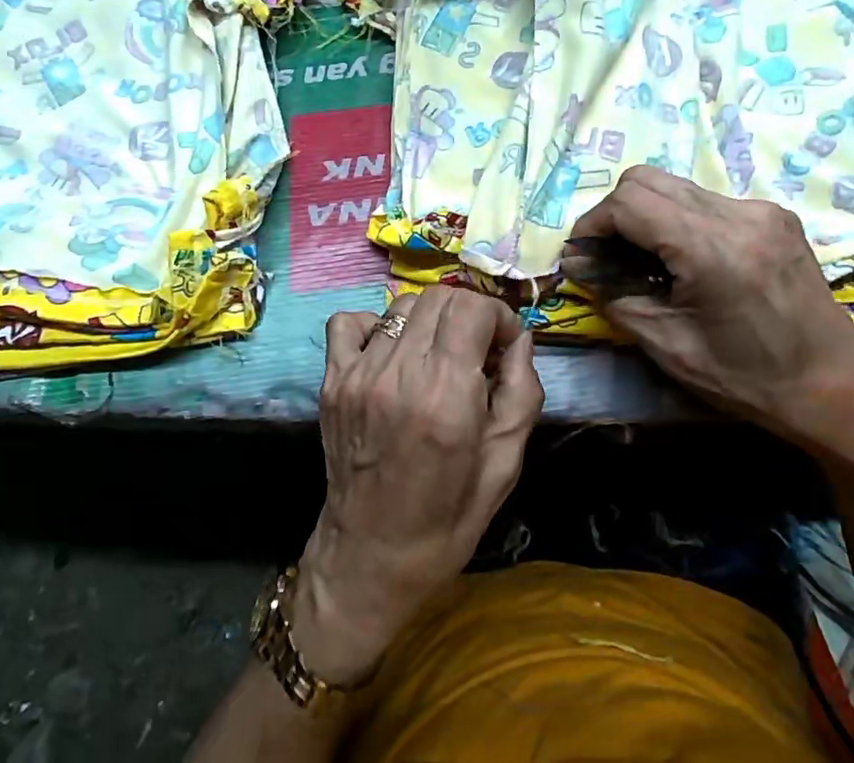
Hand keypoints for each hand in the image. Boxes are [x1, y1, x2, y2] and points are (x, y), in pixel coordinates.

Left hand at [292, 288, 543, 684]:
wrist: (371, 554)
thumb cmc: (448, 518)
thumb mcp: (505, 464)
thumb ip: (521, 393)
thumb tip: (521, 340)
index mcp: (446, 396)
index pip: (471, 308)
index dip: (499, 318)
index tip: (505, 346)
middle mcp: (398, 374)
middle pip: (438, 298)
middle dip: (469, 313)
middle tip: (478, 350)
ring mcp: (358, 374)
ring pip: (400, 306)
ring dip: (430, 320)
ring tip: (438, 355)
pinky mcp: (331, 381)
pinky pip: (348, 322)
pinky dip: (376, 325)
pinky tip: (391, 354)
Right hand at [568, 165, 853, 461]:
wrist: (834, 388)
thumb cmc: (745, 378)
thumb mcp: (665, 344)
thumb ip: (613, 295)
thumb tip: (577, 263)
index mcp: (714, 250)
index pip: (629, 202)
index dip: (591, 224)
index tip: (580, 256)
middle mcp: (740, 215)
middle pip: (646, 179)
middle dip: (613, 213)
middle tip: (604, 254)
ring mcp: (761, 211)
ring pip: (673, 185)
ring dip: (643, 214)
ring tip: (639, 258)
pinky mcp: (773, 216)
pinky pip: (703, 200)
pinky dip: (674, 219)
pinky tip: (679, 257)